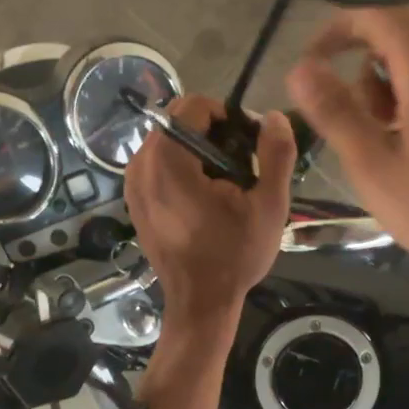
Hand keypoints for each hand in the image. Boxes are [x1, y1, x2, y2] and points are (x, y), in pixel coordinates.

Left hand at [124, 96, 295, 321]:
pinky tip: (205, 202)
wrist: (201, 303)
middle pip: (180, 123)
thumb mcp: (268, 205)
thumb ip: (275, 153)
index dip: (228, 117)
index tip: (248, 148)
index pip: (195, 105)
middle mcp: (140, 164)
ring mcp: (132, 184)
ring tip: (225, 188)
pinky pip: (159, 167)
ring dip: (199, 154)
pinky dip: (182, 172)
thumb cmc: (234, 256)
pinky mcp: (134, 202)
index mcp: (168, 158)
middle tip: (240, 170)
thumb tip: (273, 117)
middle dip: (213, 136)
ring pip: (169, 144)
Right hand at [286, 9, 408, 291]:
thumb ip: (336, 114)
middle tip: (360, 134)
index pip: (378, 15)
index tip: (313, 65)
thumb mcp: (375, 167)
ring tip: (390, 155)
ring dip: (391, 99)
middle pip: (399, 42)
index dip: (337, 30)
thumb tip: (300, 69)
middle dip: (366, 78)